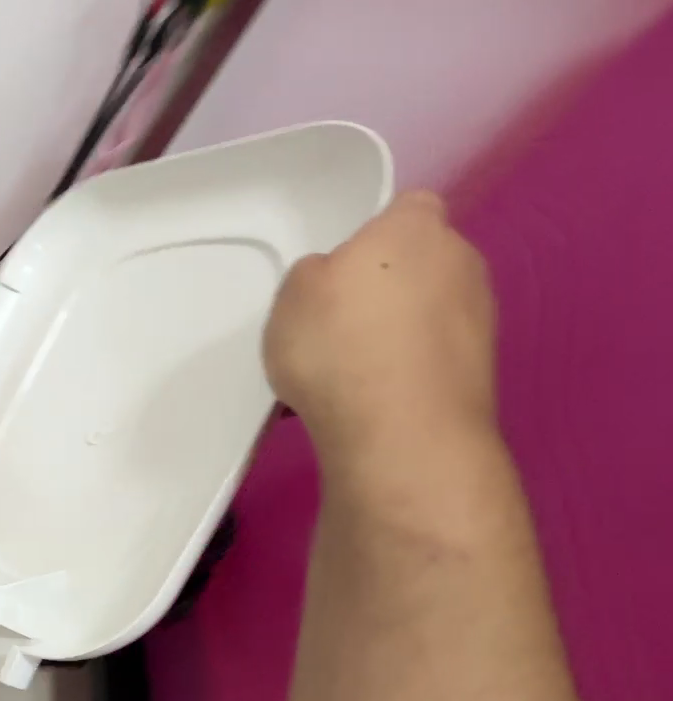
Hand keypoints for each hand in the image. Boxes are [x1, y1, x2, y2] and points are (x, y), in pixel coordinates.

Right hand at [263, 190, 497, 472]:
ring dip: (392, 326)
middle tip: (332, 320)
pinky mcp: (480, 360)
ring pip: (425, 306)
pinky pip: (429, 349)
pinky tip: (366, 392)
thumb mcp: (290, 296)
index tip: (337, 266)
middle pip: (418, 259)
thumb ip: (316, 273)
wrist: (397, 424)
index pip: (406, 206)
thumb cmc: (336, 345)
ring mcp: (479, 310)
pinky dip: (402, 363)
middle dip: (382, 283)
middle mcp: (460, 257)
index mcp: (413, 227)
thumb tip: (335, 277)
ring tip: (345, 366)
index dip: (371, 232)